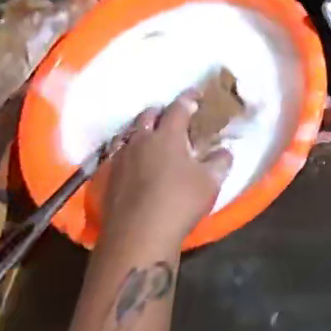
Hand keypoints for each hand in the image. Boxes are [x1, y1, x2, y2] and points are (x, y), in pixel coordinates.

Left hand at [97, 92, 231, 252]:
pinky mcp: (107, 177)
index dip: (189, 98)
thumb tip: (224, 150)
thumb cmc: (180, 201)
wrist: (137, 235)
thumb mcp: (211, 182)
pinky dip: (128, 151)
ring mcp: (120, 158)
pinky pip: (117, 154)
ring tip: (151, 137)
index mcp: (168, 135)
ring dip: (141, 130)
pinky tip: (135, 162)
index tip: (197, 95)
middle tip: (173, 117)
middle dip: (161, 111)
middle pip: (148, 115)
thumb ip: (220, 161)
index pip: (179, 107)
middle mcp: (141, 140)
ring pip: (128, 133)